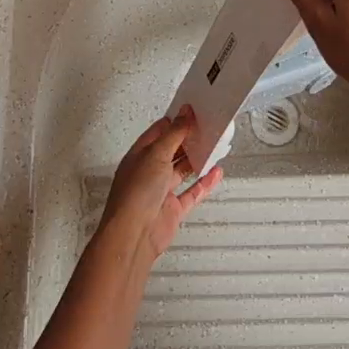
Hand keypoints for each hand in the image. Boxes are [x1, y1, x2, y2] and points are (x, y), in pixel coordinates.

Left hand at [96, 107, 222, 264]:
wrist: (134, 235)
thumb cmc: (135, 194)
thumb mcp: (156, 154)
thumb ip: (174, 134)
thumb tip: (185, 114)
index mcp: (140, 154)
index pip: (160, 132)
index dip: (176, 121)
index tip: (194, 113)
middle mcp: (149, 171)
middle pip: (173, 150)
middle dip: (189, 140)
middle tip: (208, 128)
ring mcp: (161, 190)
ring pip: (183, 170)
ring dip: (197, 159)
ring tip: (214, 147)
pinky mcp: (173, 208)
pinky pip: (192, 192)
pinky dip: (204, 183)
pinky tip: (215, 173)